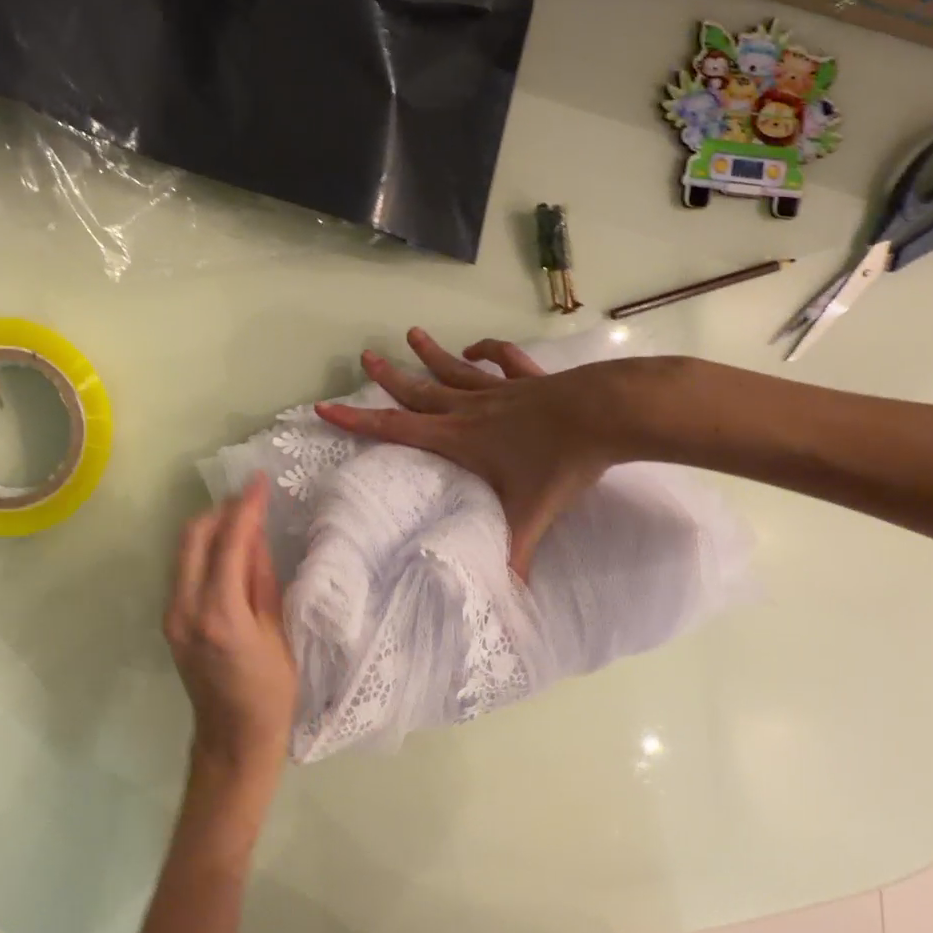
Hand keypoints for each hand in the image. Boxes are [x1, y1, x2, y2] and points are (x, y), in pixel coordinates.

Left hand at [163, 477, 298, 772]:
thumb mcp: (277, 634)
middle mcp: (186, 607)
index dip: (245, 507)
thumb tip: (256, 536)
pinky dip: (203, 552)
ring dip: (209, 529)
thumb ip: (261, 580)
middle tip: (249, 499)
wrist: (232, 740)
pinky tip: (227, 551)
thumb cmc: (270, 695)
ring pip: (183, 551)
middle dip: (220, 511)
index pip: (229, 543)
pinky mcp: (170, 621)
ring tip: (242, 520)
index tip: (259, 480)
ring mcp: (172, 614)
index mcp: (219, 612)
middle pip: (193, 537)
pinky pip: (183, 570)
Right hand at [315, 328, 645, 577]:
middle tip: (365, 355)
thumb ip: (515, 555)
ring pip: (455, 370)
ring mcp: (500, 390)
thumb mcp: (531, 516)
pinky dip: (487, 351)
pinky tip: (475, 349)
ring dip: (430, 354)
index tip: (325, 406)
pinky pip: (502, 360)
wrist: (607, 414)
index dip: (357, 420)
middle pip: (419, 391)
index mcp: (458, 439)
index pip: (395, 429)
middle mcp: (470, 410)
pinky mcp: (530, 379)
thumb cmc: (560, 463)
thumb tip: (509, 597)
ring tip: (410, 334)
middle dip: (389, 377)